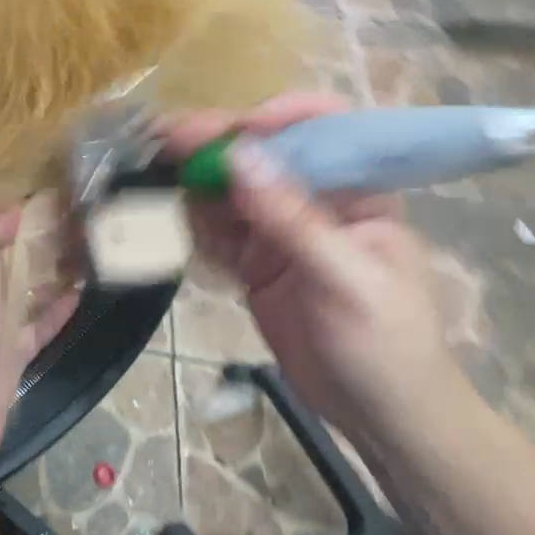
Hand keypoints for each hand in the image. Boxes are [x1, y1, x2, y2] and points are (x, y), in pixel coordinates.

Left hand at [0, 204, 80, 472]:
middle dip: (46, 238)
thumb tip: (14, 205)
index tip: (60, 194)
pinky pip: (40, 324)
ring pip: (31, 286)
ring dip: (57, 269)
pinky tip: (80, 291)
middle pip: (14, 254)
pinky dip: (58, 309)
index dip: (22, 210)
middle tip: (88, 221)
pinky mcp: (13, 355)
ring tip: (92, 249)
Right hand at [157, 95, 466, 438]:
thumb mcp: (347, 282)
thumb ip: (293, 219)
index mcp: (357, 192)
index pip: (326, 129)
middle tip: (166, 136)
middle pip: (260, 152)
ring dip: (190, 173)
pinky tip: (160, 209)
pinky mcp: (250, 257)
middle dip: (216, 141)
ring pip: (227, 185)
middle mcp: (314, 198)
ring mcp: (277, 228)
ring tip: (148, 163)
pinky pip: (212, 225)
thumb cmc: (386, 347)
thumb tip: (241, 155)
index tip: (243, 125)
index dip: (286, 115)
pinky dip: (186, 216)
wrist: (380, 419)